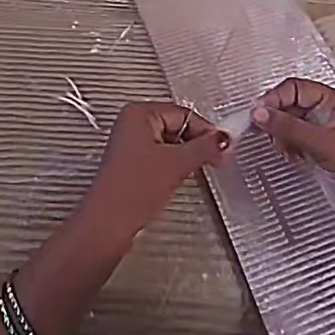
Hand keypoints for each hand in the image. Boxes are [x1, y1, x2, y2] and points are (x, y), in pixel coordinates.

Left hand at [75, 102, 230, 248]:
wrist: (109, 221)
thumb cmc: (133, 188)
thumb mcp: (177, 163)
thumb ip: (204, 147)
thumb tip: (223, 137)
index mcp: (139, 113)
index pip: (183, 113)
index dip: (205, 130)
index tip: (224, 145)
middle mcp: (132, 124)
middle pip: (177, 126)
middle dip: (197, 143)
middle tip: (216, 159)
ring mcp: (131, 143)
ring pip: (170, 143)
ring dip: (186, 156)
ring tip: (196, 170)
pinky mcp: (132, 163)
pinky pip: (161, 156)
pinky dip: (174, 165)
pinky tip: (179, 177)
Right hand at [250, 79, 334, 241]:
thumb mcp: (329, 147)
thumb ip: (291, 127)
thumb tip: (262, 111)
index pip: (298, 88)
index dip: (276, 97)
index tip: (259, 112)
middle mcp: (333, 118)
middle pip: (292, 103)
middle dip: (275, 114)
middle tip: (263, 127)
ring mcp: (328, 138)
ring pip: (292, 123)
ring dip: (280, 132)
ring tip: (279, 144)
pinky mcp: (323, 157)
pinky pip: (295, 142)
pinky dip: (286, 146)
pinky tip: (288, 155)